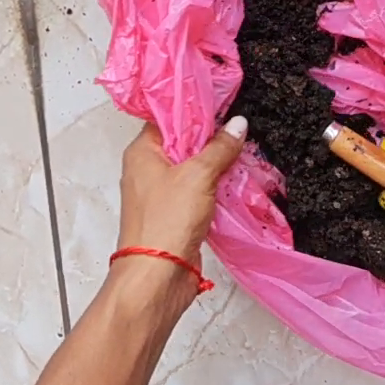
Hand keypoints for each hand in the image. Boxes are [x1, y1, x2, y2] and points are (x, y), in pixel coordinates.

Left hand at [116, 116, 247, 266]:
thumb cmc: (167, 221)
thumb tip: (237, 124)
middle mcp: (147, 169)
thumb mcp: (199, 175)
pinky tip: (235, 183)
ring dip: (216, 165)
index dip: (196, 112)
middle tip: (238, 131)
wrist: (157, 277)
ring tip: (242, 154)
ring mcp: (160, 193)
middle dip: (211, 139)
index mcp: (142, 151)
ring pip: (192, 168)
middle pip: (183, 143)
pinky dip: (214, 188)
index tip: (223, 106)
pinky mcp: (174, 214)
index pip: (169, 118)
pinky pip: (197, 192)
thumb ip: (220, 147)